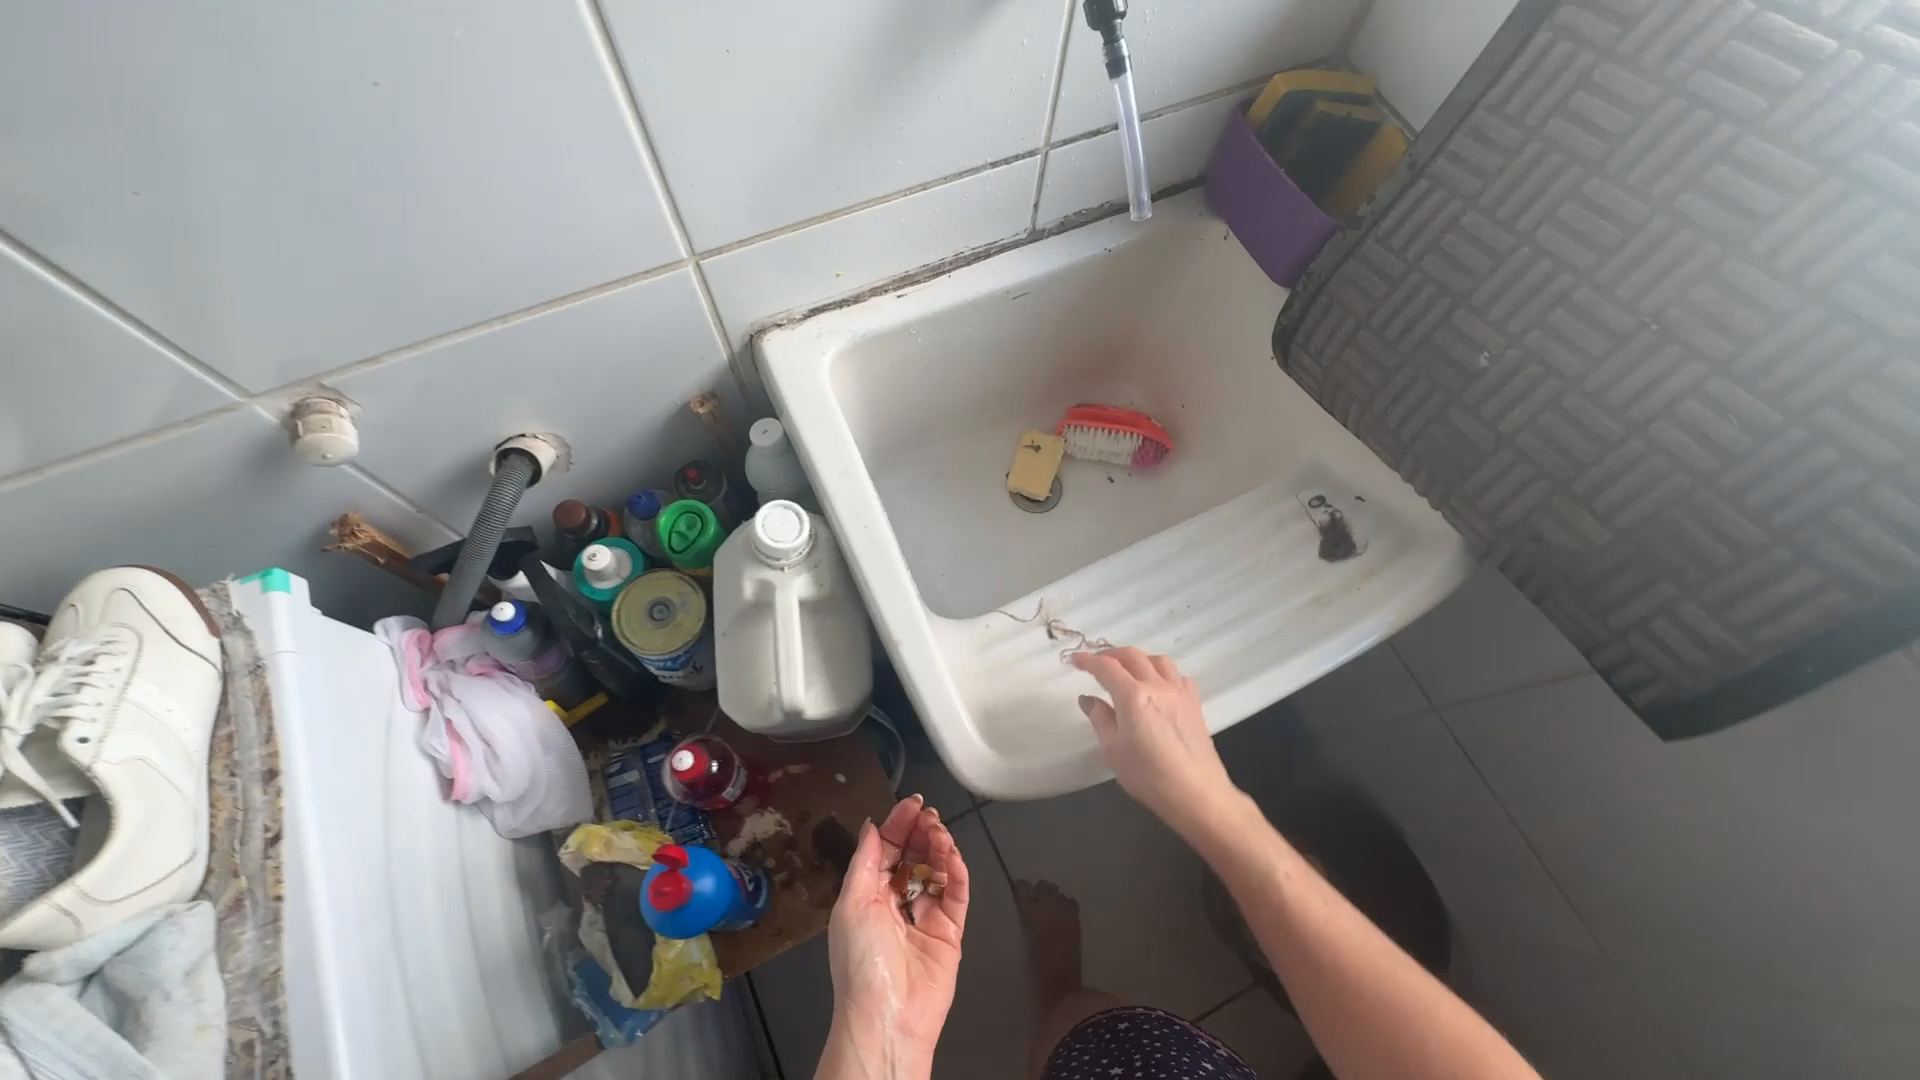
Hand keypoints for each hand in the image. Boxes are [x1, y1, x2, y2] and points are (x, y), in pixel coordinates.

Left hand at [820, 795, 969, 1078]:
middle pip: (915, 856)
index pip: (888, 850)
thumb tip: (872, 825)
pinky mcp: (950, 931)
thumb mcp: (852, 902)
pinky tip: (952, 854)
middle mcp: (898, 902)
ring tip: (939, 831)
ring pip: (937, 869)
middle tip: (929, 815)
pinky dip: (956, 871)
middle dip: (921, 831)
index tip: (912, 803)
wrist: (887, 1017)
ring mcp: (926, 915)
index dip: (899, 825)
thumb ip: (866, 860)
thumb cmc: (860, 960)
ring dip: (939, 846)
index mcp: (870, 895)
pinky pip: (956, 893)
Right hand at [1073, 647, 1236, 828]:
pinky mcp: (1195, 704)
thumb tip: (1088, 699)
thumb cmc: (1148, 776)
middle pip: (1132, 656)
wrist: (1196, 794)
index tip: (1075, 660)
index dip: (1088, 660)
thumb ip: (1100, 719)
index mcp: (1133, 696)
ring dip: (1139, 659)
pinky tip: (1159, 686)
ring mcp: (1179, 693)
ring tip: (1128, 671)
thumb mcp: (1113, 750)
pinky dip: (1164, 673)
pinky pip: (1179, 676)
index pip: (1106, 667)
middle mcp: (1157, 686)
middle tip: (1097, 663)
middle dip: (1111, 654)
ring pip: (1158, 660)